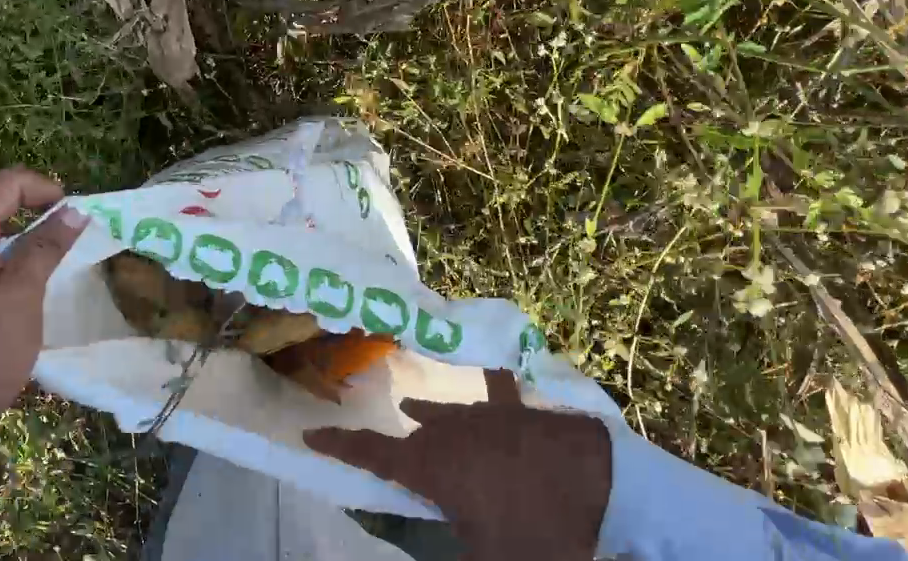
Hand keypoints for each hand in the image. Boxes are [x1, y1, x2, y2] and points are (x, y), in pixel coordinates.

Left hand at [0, 168, 87, 447]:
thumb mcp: (21, 298)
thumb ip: (46, 247)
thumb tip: (74, 209)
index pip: (7, 184)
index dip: (46, 190)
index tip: (76, 216)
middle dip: (38, 212)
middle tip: (72, 238)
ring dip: (27, 237)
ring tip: (57, 260)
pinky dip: (10, 258)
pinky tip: (28, 282)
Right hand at [304, 369, 612, 560]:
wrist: (599, 478)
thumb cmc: (537, 525)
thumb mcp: (493, 560)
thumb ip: (455, 557)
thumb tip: (422, 556)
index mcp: (430, 467)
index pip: (370, 454)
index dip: (337, 445)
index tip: (308, 434)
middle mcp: (446, 433)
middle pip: (411, 438)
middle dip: (395, 446)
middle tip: (384, 454)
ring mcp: (482, 415)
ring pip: (444, 414)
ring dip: (428, 418)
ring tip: (412, 411)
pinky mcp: (515, 410)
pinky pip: (497, 390)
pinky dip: (491, 380)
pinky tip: (493, 366)